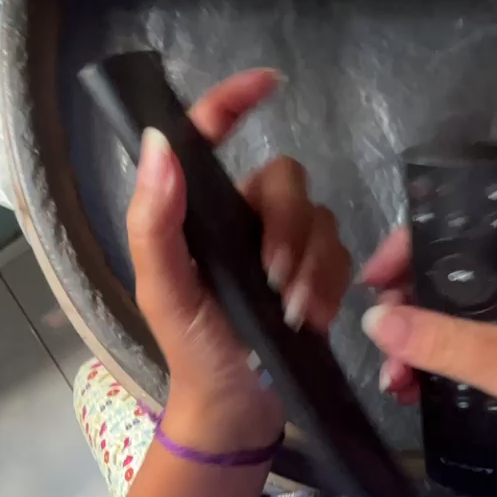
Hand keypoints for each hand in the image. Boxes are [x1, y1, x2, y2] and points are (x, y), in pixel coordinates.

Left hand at [126, 69, 351, 454]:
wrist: (234, 411)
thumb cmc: (193, 352)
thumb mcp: (164, 292)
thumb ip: (155, 223)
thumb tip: (160, 143)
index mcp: (197, 218)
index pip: (210, 142)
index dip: (231, 103)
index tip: (267, 84)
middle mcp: (239, 222)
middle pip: (287, 182)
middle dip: (288, 230)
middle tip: (276, 282)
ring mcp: (279, 248)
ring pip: (319, 218)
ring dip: (312, 266)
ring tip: (294, 313)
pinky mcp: (312, 276)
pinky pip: (340, 255)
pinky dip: (331, 285)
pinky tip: (313, 318)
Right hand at [357, 227, 496, 491]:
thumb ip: (449, 342)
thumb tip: (373, 319)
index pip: (465, 237)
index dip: (414, 249)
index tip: (371, 279)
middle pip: (444, 284)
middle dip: (405, 310)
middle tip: (378, 338)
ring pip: (442, 327)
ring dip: (410, 349)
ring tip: (393, 380)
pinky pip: (450, 362)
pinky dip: (424, 373)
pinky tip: (406, 392)